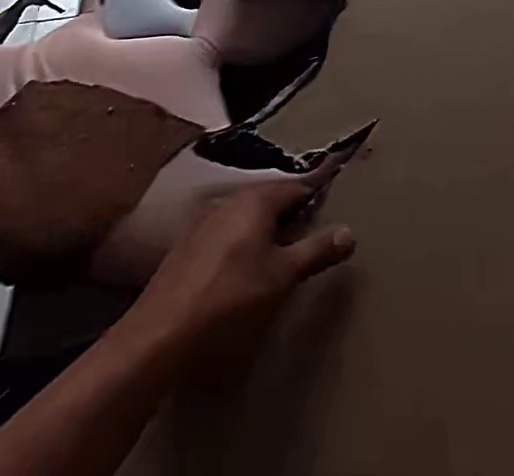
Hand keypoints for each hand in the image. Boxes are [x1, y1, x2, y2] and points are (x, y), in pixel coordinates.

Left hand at [118, 180, 355, 359]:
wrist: (164, 328)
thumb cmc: (231, 296)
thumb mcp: (282, 276)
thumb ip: (316, 250)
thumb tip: (349, 232)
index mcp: (254, 201)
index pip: (295, 186)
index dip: (316, 194)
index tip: (333, 203)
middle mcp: (227, 200)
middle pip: (268, 197)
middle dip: (291, 210)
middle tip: (312, 229)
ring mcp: (203, 219)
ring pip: (245, 213)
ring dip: (265, 225)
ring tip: (282, 249)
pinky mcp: (187, 242)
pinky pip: (225, 229)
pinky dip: (242, 237)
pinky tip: (244, 263)